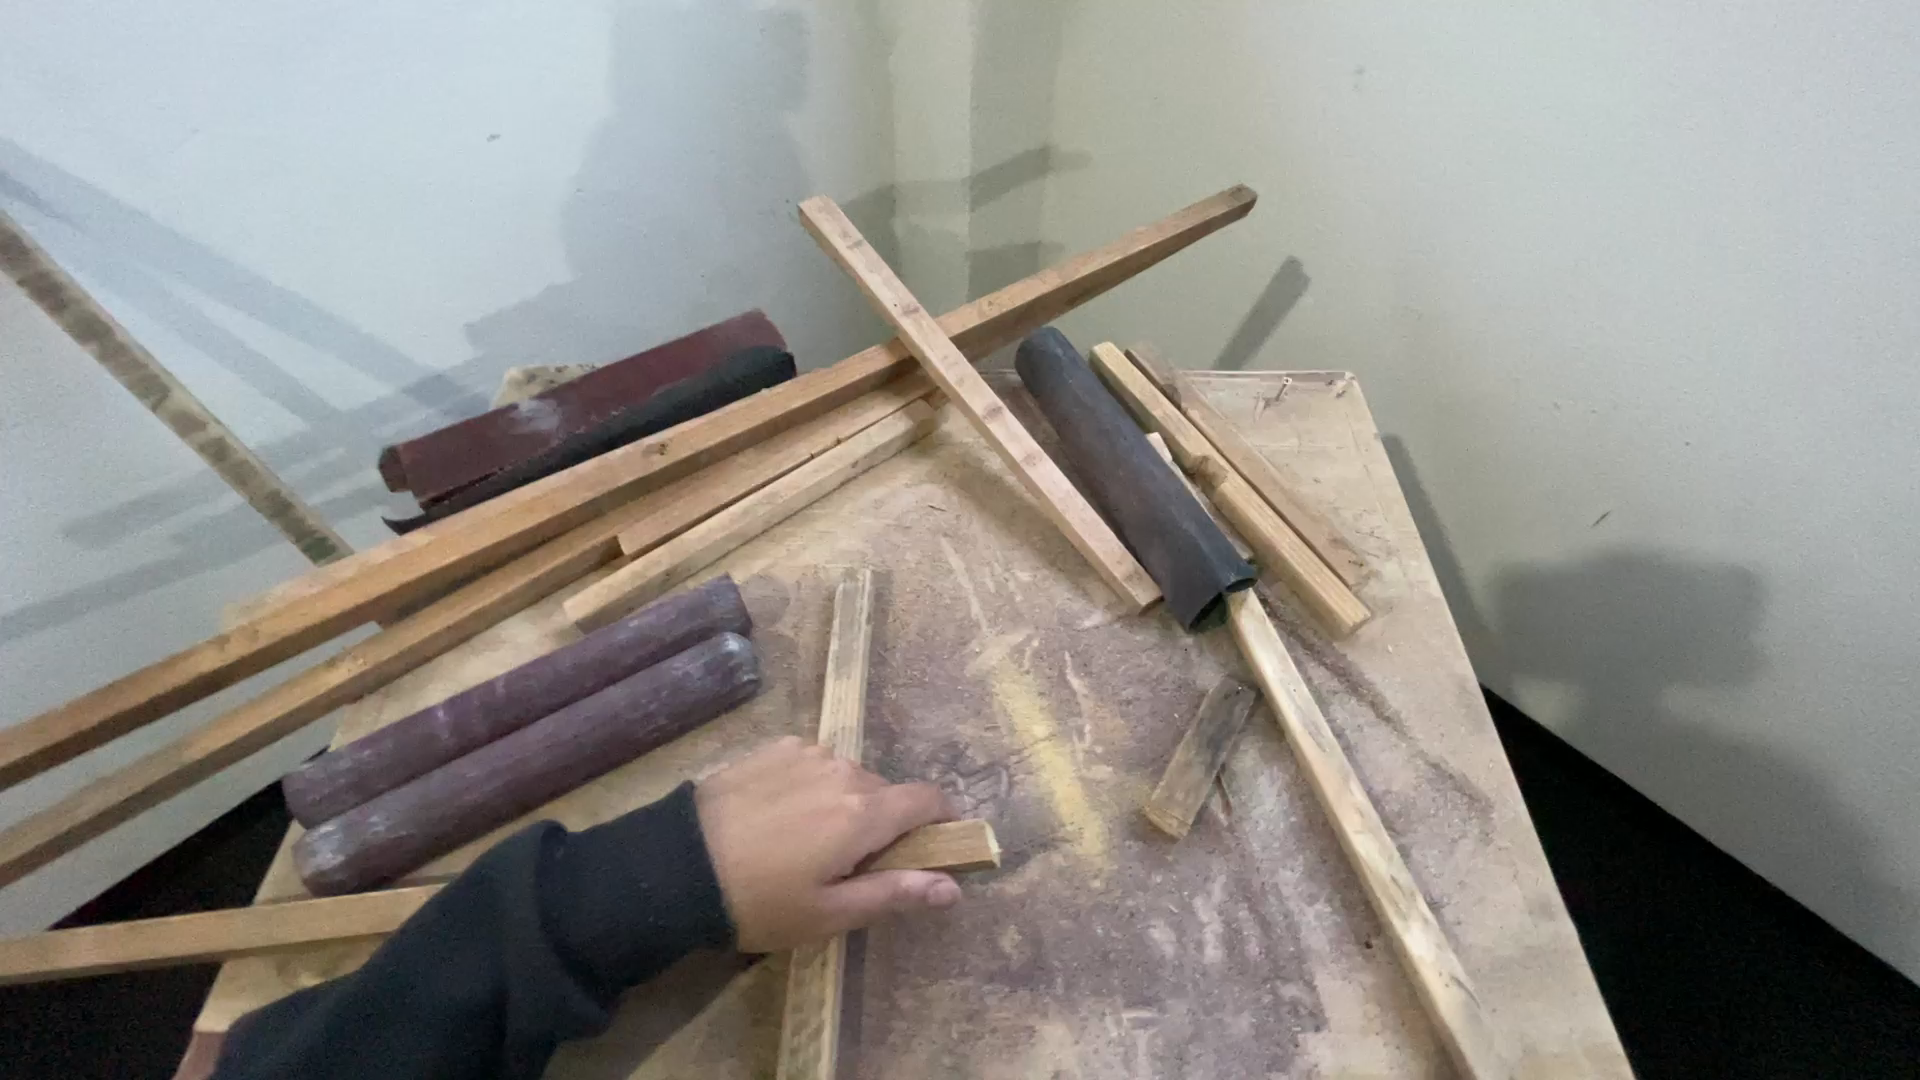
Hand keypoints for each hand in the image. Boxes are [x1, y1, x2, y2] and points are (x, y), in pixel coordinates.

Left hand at [695, 736, 959, 951]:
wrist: (676, 866)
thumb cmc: (759, 901)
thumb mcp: (829, 913)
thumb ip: (896, 893)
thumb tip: (953, 886)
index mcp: (864, 812)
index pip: (927, 799)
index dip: (942, 818)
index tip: (937, 841)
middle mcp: (845, 770)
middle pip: (886, 792)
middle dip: (884, 823)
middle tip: (850, 863)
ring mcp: (809, 752)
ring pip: (850, 777)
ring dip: (847, 803)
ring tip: (807, 841)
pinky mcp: (778, 746)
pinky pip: (816, 763)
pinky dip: (814, 786)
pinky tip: (781, 815)